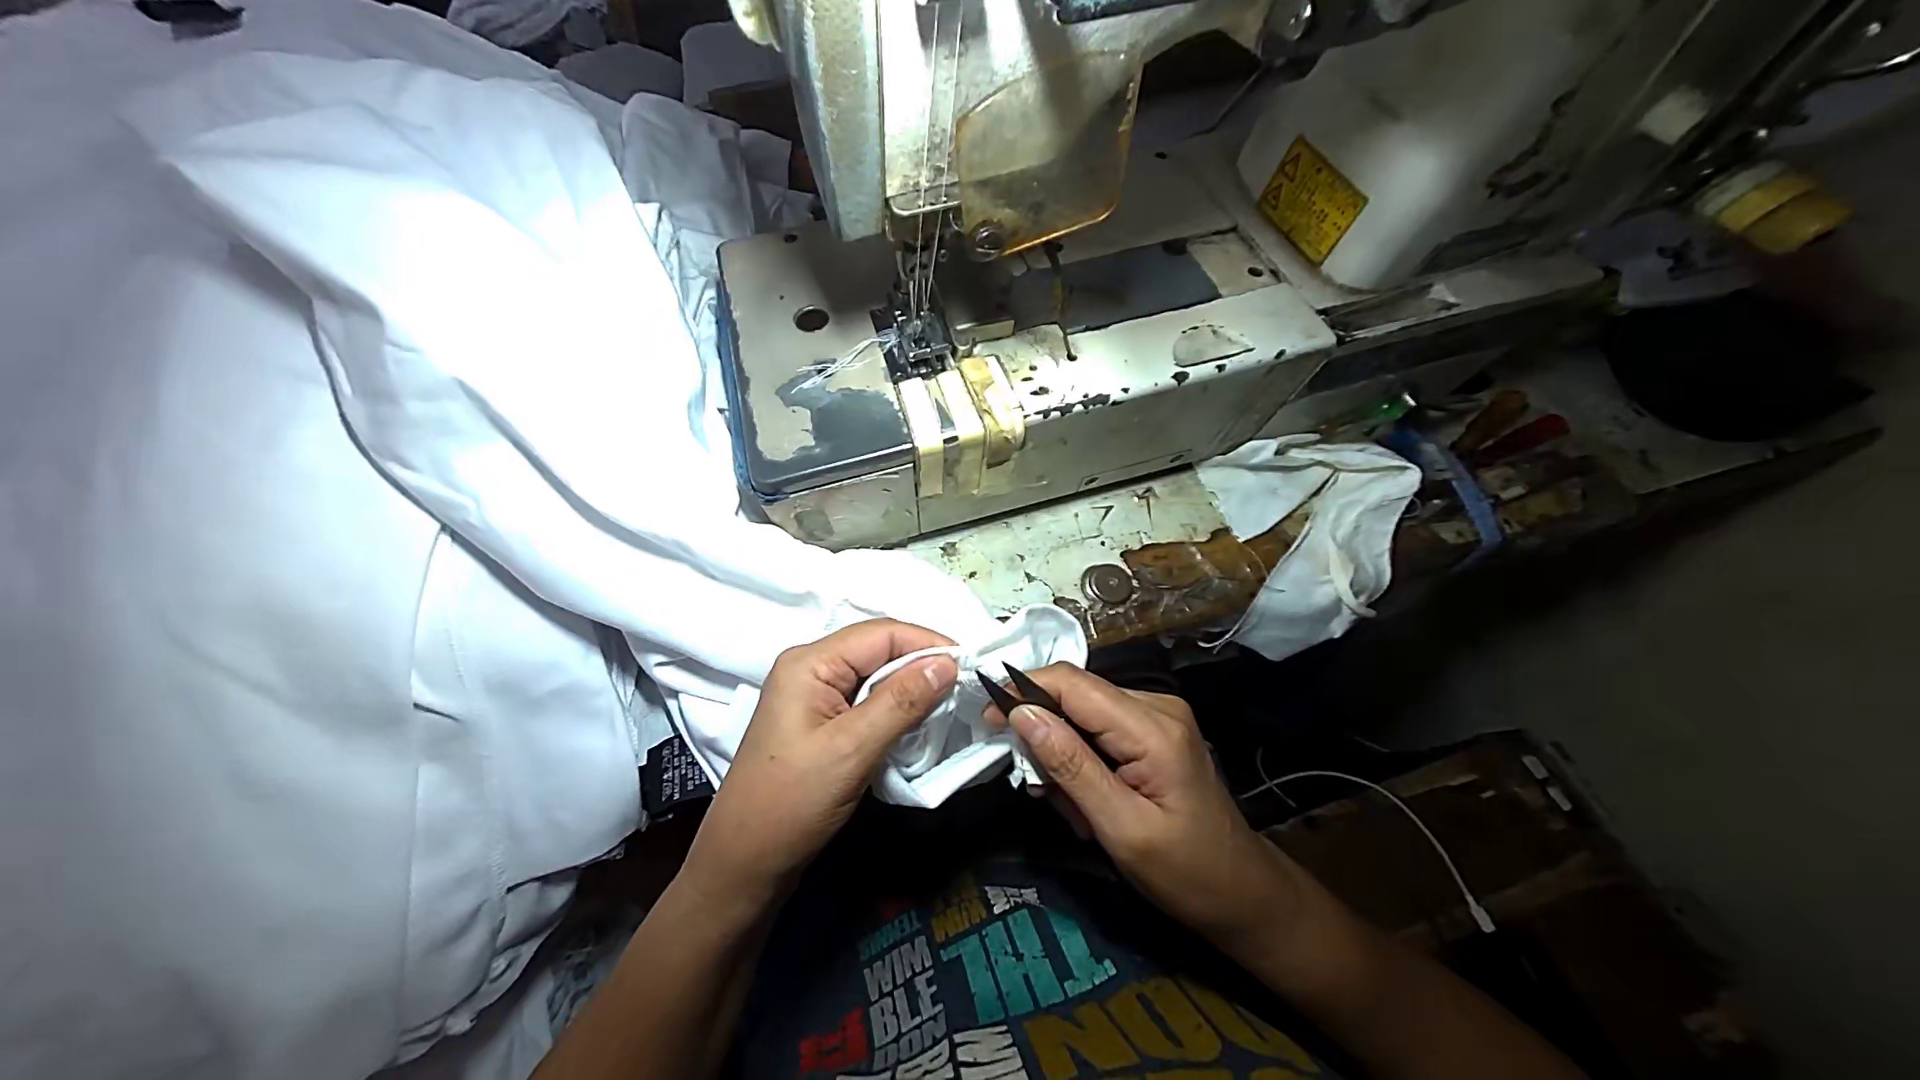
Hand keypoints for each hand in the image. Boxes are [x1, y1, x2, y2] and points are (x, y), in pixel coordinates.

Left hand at [685, 620, 958, 904]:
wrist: (746, 862)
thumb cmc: (791, 803)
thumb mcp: (852, 749)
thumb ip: (901, 701)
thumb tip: (948, 663)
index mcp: (810, 663)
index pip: (882, 634)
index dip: (928, 643)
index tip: (971, 664)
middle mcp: (811, 668)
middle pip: (879, 649)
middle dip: (923, 663)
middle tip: (966, 685)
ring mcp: (816, 695)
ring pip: (877, 675)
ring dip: (913, 686)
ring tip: (950, 702)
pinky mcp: (823, 721)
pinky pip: (868, 699)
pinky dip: (897, 706)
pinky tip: (919, 720)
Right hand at [994, 665, 1303, 948]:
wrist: (1242, 893)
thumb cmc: (1185, 872)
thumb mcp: (1120, 828)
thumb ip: (1069, 765)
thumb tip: (1020, 712)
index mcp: (1152, 726)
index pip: (1072, 683)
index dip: (1023, 690)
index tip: (987, 718)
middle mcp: (1156, 705)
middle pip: (1075, 693)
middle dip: (1043, 733)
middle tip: (1038, 788)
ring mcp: (1157, 714)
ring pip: (1081, 711)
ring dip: (1062, 753)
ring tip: (1073, 808)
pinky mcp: (1153, 729)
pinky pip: (1098, 727)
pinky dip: (1080, 758)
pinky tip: (1087, 800)